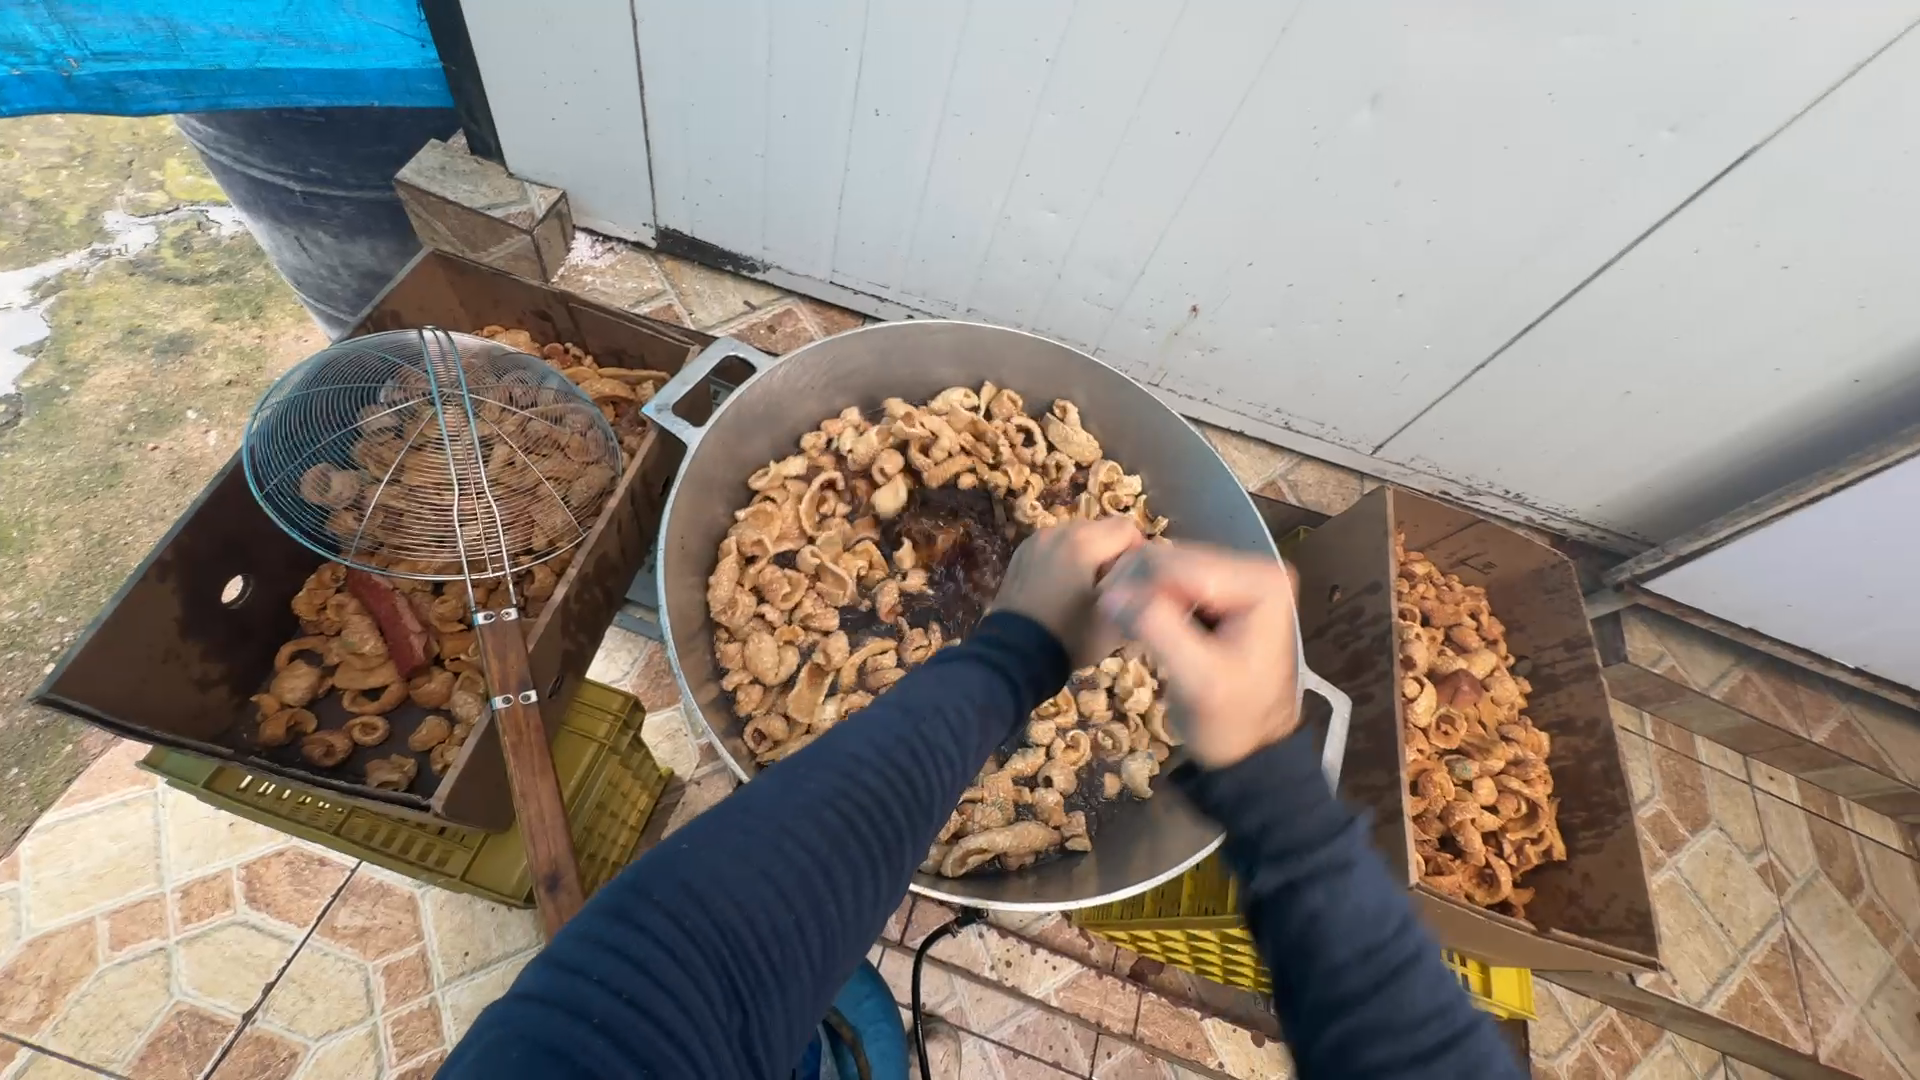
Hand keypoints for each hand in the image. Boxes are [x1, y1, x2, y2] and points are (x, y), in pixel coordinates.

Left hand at [991, 517, 1145, 667]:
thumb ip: (1138, 583)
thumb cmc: (1071, 636)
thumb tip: (1141, 563)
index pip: (1127, 528)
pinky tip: (1061, 586)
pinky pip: (1055, 544)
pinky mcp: (1022, 553)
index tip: (1132, 581)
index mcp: (1082, 543)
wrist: (1015, 653)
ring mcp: (1036, 541)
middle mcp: (1058, 532)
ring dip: (1088, 552)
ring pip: (1077, 534)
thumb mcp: (1117, 617)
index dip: (1137, 553)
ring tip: (1083, 587)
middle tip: (1109, 586)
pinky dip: (1065, 557)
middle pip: (1101, 527)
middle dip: (1111, 551)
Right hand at [1097, 543, 1300, 767]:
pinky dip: (1144, 598)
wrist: (1250, 746)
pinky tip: (1137, 624)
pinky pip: (1166, 578)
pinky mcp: (1218, 587)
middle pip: (1168, 558)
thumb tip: (1109, 596)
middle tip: (1114, 626)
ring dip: (1134, 593)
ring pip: (1161, 565)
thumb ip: (1157, 630)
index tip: (1110, 618)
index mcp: (1260, 582)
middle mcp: (1253, 566)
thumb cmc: (1231, 721)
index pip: (1177, 566)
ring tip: (1124, 629)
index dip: (1137, 589)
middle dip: (1134, 589)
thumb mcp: (1196, 680)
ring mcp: (1235, 575)